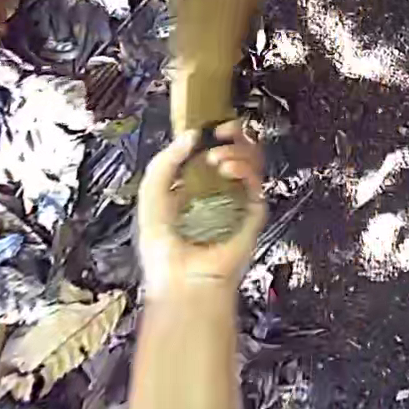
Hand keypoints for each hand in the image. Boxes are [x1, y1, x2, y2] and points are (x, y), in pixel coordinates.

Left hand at [137, 121, 266, 298]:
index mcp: (197, 185)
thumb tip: (192, 134)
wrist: (184, 282)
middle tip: (225, 130)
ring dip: (237, 150)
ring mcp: (240, 198)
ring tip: (218, 158)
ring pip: (252, 159)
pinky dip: (244, 168)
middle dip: (234, 134)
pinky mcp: (255, 210)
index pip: (214, 148)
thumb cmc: (164, 249)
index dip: (214, 134)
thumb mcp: (151, 197)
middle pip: (239, 148)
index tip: (211, 126)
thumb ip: (164, 163)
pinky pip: (257, 180)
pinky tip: (227, 169)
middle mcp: (221, 188)